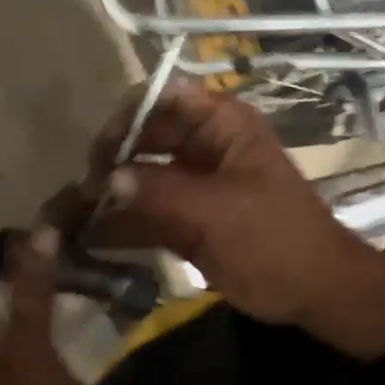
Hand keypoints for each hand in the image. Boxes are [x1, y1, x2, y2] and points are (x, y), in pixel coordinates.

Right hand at [72, 78, 384, 360]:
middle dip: (112, 159)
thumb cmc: (275, 237)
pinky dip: (121, 224)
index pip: (166, 95)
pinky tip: (88, 240)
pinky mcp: (188, 218)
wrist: (315, 289)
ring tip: (70, 217)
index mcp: (222, 123)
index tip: (101, 151)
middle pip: (146, 135)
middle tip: (81, 193)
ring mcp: (195, 182)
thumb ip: (161, 192)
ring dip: (110, 194)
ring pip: (142, 175)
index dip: (130, 113)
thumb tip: (108, 179)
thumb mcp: (219, 212)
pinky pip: (147, 212)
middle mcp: (204, 144)